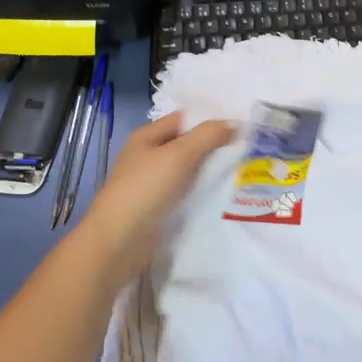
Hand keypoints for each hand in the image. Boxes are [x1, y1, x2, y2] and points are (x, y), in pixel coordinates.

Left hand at [76, 111, 237, 280]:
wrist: (118, 242)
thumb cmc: (146, 189)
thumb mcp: (180, 154)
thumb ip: (208, 135)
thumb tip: (236, 122)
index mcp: (146, 137)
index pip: (183, 119)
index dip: (209, 119)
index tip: (238, 126)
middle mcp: (146, 157)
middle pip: (185, 144)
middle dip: (211, 146)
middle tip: (244, 148)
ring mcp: (149, 184)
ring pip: (185, 170)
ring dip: (207, 170)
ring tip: (238, 170)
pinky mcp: (154, 208)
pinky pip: (182, 192)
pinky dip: (198, 191)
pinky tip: (219, 194)